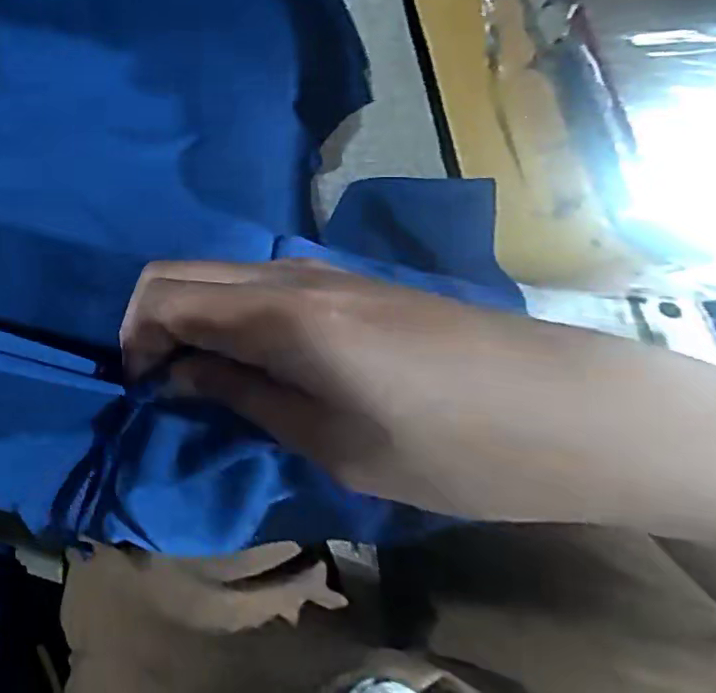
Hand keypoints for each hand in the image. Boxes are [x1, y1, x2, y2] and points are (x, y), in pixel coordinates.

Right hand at [118, 258, 715, 528]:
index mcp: (279, 315)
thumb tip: (180, 377)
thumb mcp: (338, 446)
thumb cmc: (458, 447)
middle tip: (157, 380)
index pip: (163, 299)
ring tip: (197, 374)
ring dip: (183, 314)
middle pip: (173, 272)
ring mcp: (312, 268)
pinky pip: (247, 281)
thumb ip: (246, 398)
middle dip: (146, 321)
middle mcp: (283, 274)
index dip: (134, 341)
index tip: (141, 390)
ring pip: (209, 271)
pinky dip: (219, 311)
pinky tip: (247, 356)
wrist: (582, 407)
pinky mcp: (338, 277)